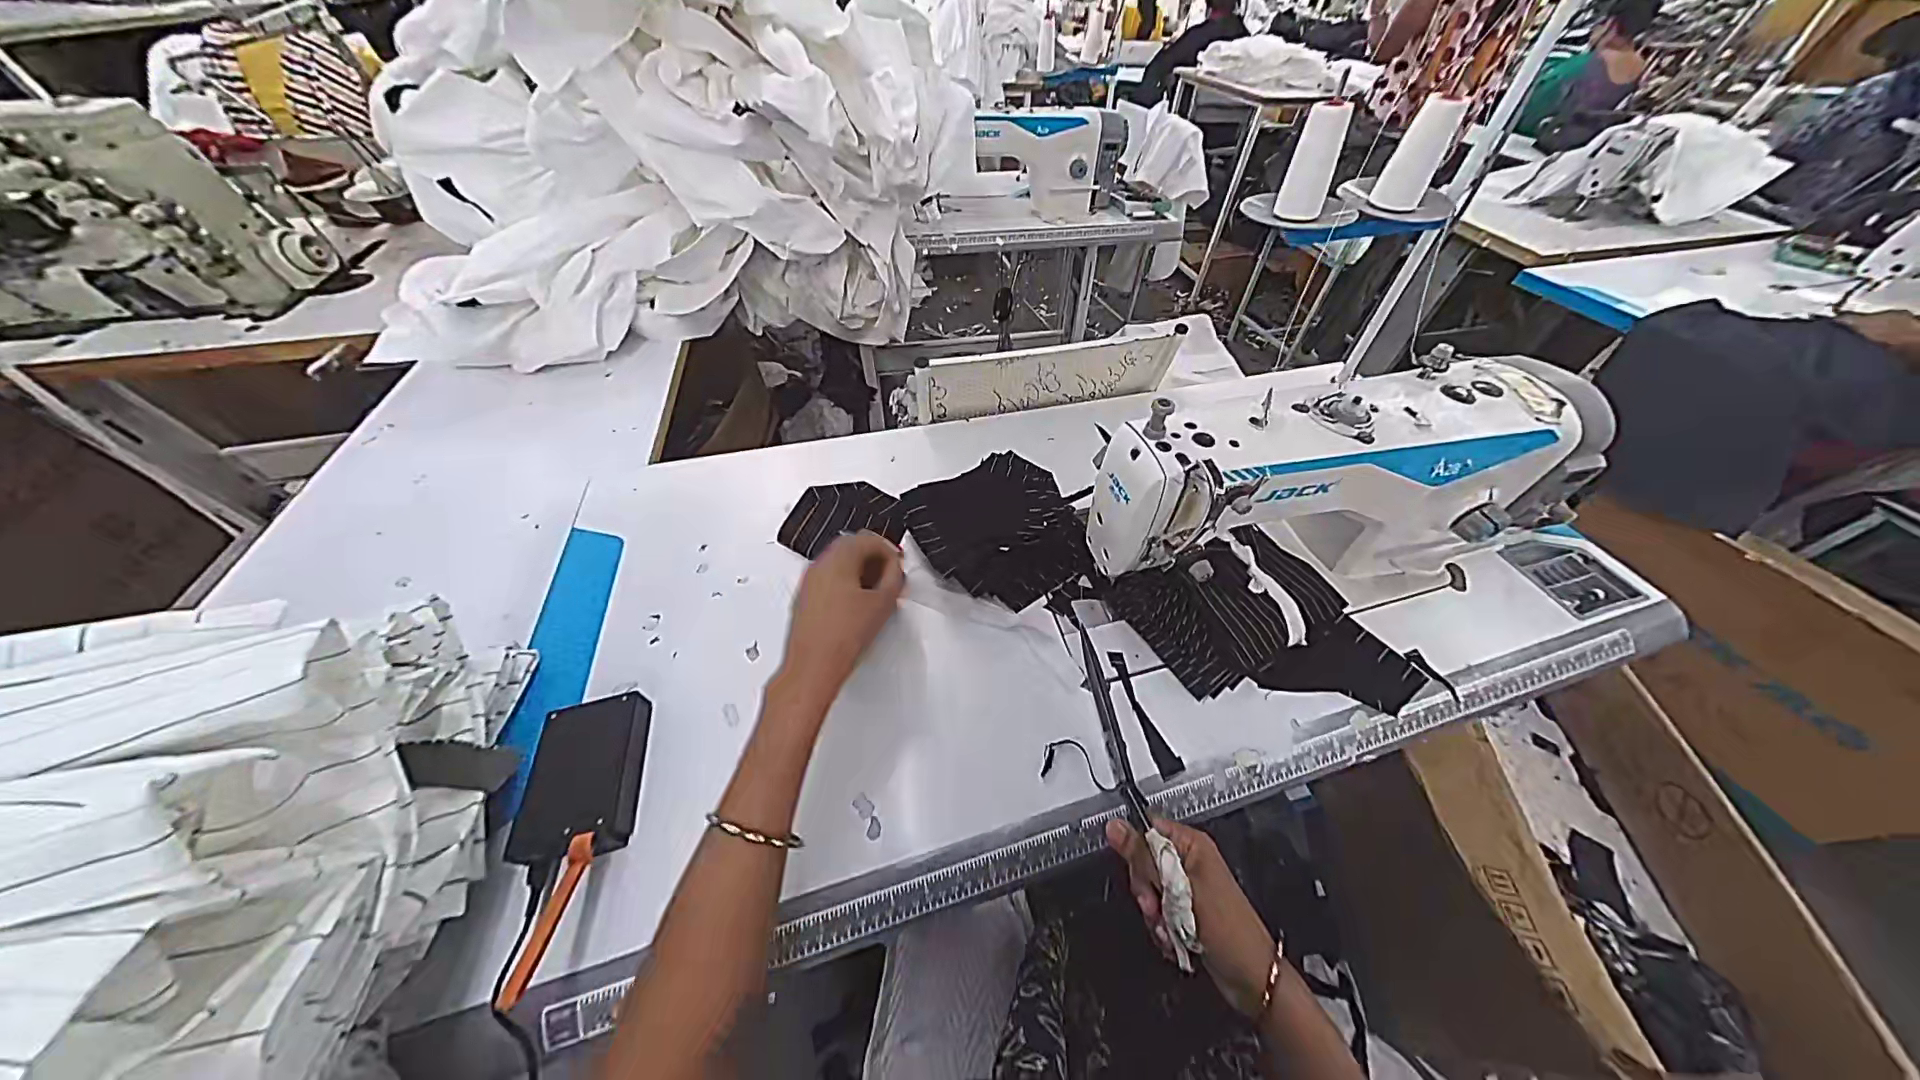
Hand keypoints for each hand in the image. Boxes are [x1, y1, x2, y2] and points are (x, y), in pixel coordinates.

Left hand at [776, 531, 904, 706]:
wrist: (813, 667)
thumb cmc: (840, 638)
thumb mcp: (883, 603)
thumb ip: (894, 578)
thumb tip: (895, 571)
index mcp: (838, 559)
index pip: (868, 538)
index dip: (889, 550)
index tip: (898, 563)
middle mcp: (819, 566)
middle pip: (851, 547)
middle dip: (874, 559)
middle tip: (891, 574)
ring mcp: (809, 582)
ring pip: (839, 564)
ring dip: (860, 572)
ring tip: (878, 592)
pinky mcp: (806, 599)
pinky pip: (829, 581)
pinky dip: (846, 585)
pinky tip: (859, 606)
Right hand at [1107, 817, 1278, 1018]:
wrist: (1252, 978)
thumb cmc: (1227, 929)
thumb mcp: (1179, 888)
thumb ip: (1144, 857)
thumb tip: (1115, 827)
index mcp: (1191, 844)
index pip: (1146, 830)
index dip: (1137, 852)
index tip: (1142, 875)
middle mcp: (1188, 862)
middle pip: (1143, 863)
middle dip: (1146, 890)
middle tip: (1157, 906)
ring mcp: (1186, 888)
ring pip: (1148, 891)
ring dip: (1154, 915)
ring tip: (1170, 929)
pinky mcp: (1185, 912)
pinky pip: (1157, 913)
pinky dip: (1160, 928)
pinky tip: (1173, 939)